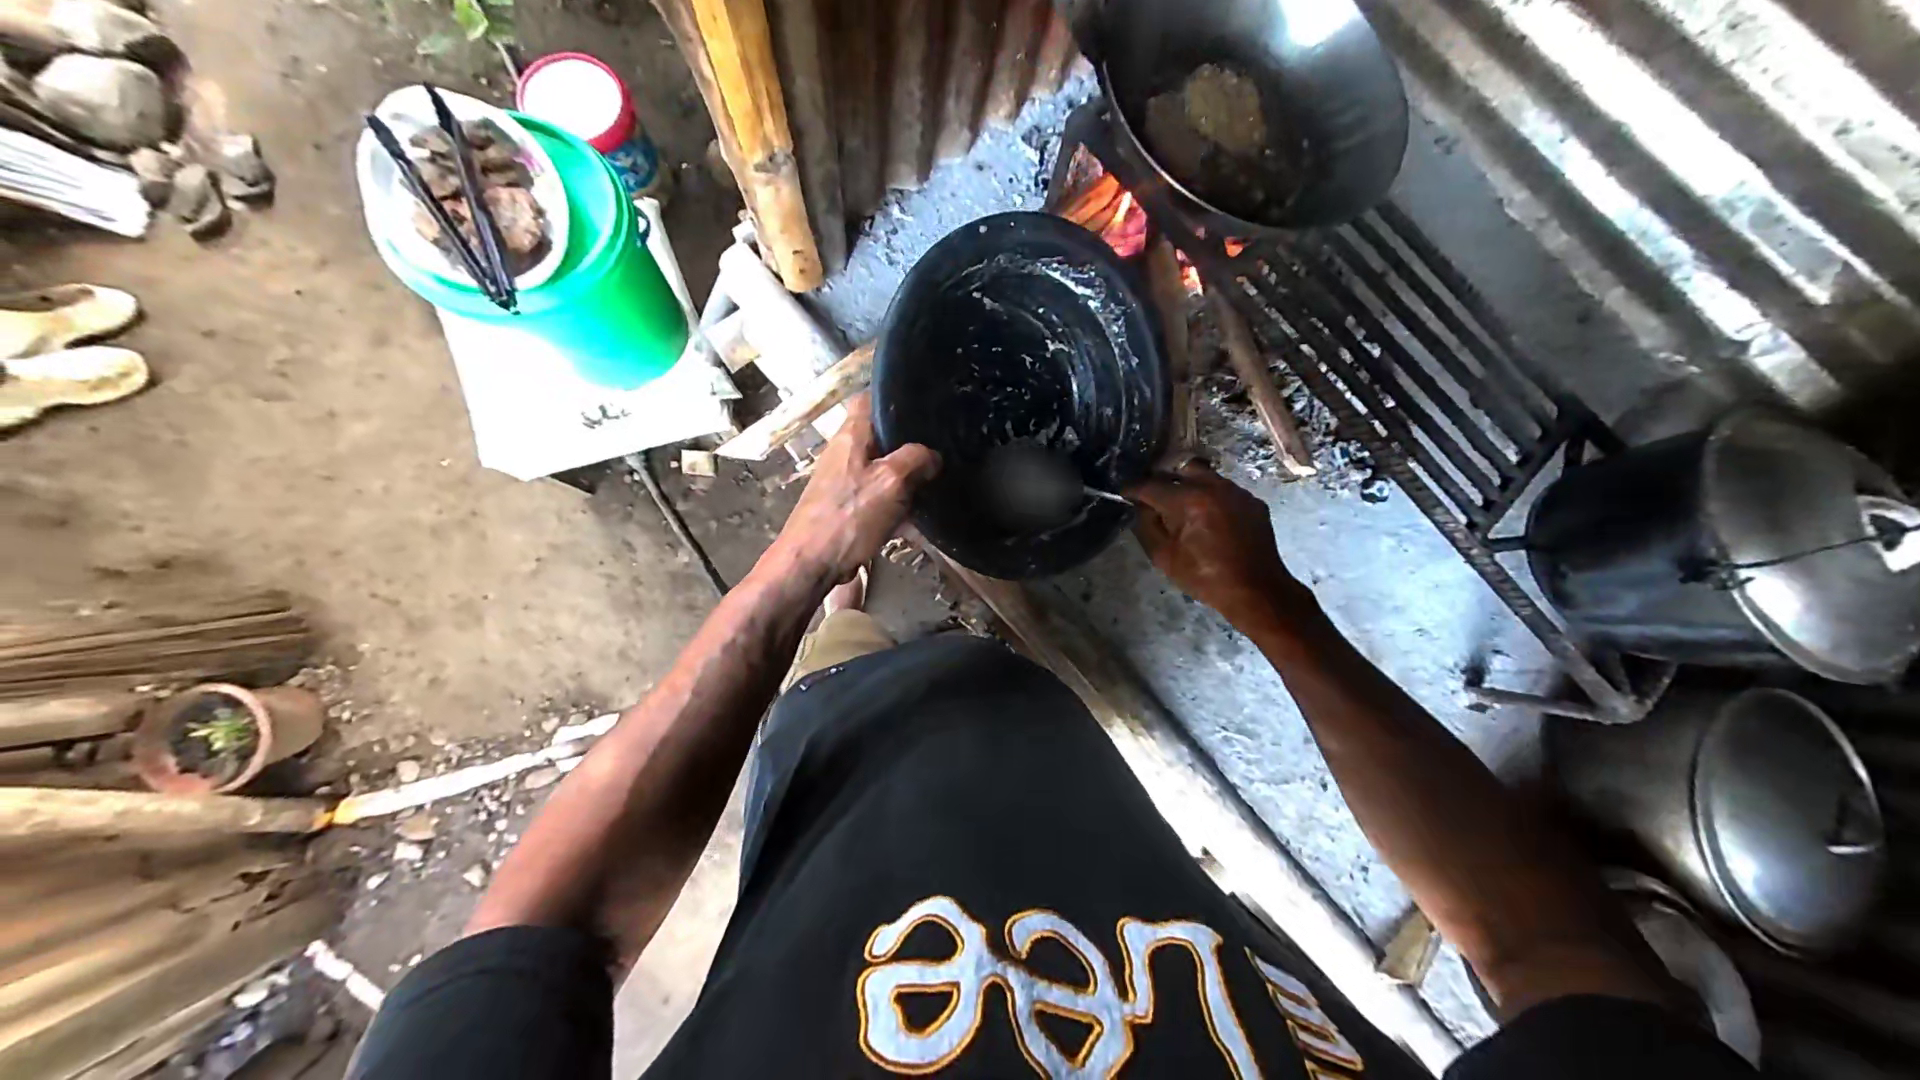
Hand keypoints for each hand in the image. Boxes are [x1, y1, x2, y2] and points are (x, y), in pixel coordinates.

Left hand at [764, 394, 940, 586]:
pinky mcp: (845, 505)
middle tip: (938, 453)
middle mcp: (844, 452)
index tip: (923, 409)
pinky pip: (877, 496)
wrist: (812, 562)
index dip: (893, 399)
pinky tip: (912, 520)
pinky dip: (895, 504)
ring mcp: (843, 480)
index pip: (869, 399)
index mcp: (851, 435)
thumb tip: (933, 455)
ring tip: (931, 487)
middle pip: (880, 437)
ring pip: (882, 469)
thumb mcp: (892, 481)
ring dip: (905, 479)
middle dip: (908, 445)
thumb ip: (916, 460)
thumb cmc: (850, 515)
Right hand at [1128, 462, 1305, 628]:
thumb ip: (1146, 527)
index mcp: (1190, 501)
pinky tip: (1207, 518)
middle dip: (1162, 481)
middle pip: (1179, 470)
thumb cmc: (1205, 578)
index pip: (1152, 486)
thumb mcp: (1164, 557)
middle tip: (1153, 498)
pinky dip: (1210, 498)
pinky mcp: (1252, 501)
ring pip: (1204, 476)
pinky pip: (1224, 490)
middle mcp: (1215, 487)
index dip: (1133, 489)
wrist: (1257, 590)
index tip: (1124, 493)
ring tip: (1181, 508)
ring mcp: (1237, 492)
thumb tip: (1141, 507)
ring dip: (1188, 487)